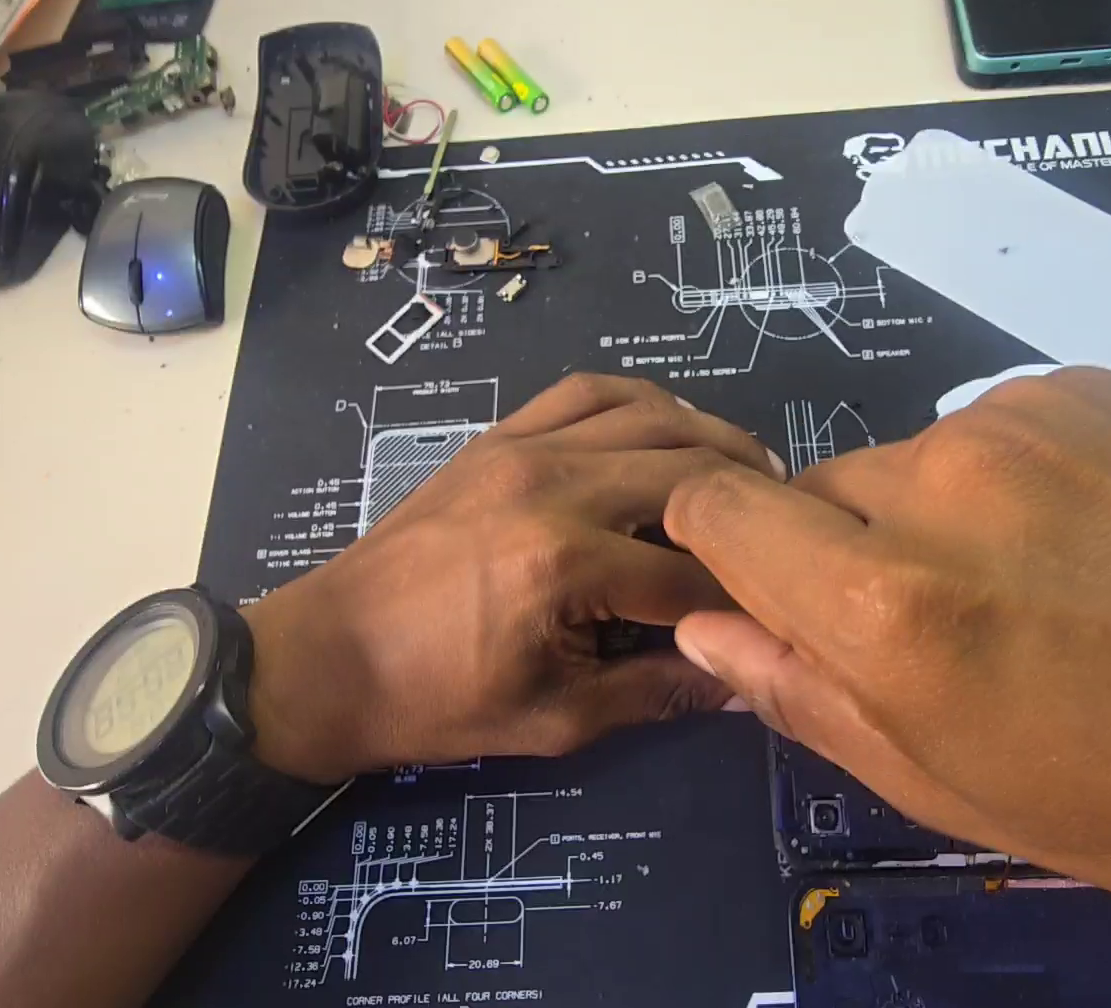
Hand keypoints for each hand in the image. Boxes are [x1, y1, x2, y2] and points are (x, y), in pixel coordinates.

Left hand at [243, 374, 784, 784]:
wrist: (330, 659)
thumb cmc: (438, 702)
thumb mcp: (556, 721)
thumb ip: (658, 693)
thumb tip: (742, 678)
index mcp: (566, 565)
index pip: (689, 572)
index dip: (739, 595)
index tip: (773, 607)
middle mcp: (554, 485)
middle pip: (686, 476)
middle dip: (747, 503)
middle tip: (781, 527)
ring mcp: (524, 447)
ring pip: (648, 413)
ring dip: (709, 437)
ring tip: (744, 472)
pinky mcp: (501, 435)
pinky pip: (587, 390)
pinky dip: (642, 401)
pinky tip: (668, 427)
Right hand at [663, 367, 1110, 1003]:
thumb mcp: (945, 785)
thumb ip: (800, 694)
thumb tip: (703, 627)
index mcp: (889, 607)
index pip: (721, 509)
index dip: (714, 536)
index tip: (754, 577)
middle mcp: (938, 486)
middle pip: (812, 489)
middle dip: (837, 550)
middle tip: (931, 618)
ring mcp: (1019, 420)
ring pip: (899, 460)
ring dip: (922, 516)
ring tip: (1027, 580)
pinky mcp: (1085, 385)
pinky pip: (982, 428)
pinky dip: (997, 477)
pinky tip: (1084, 534)